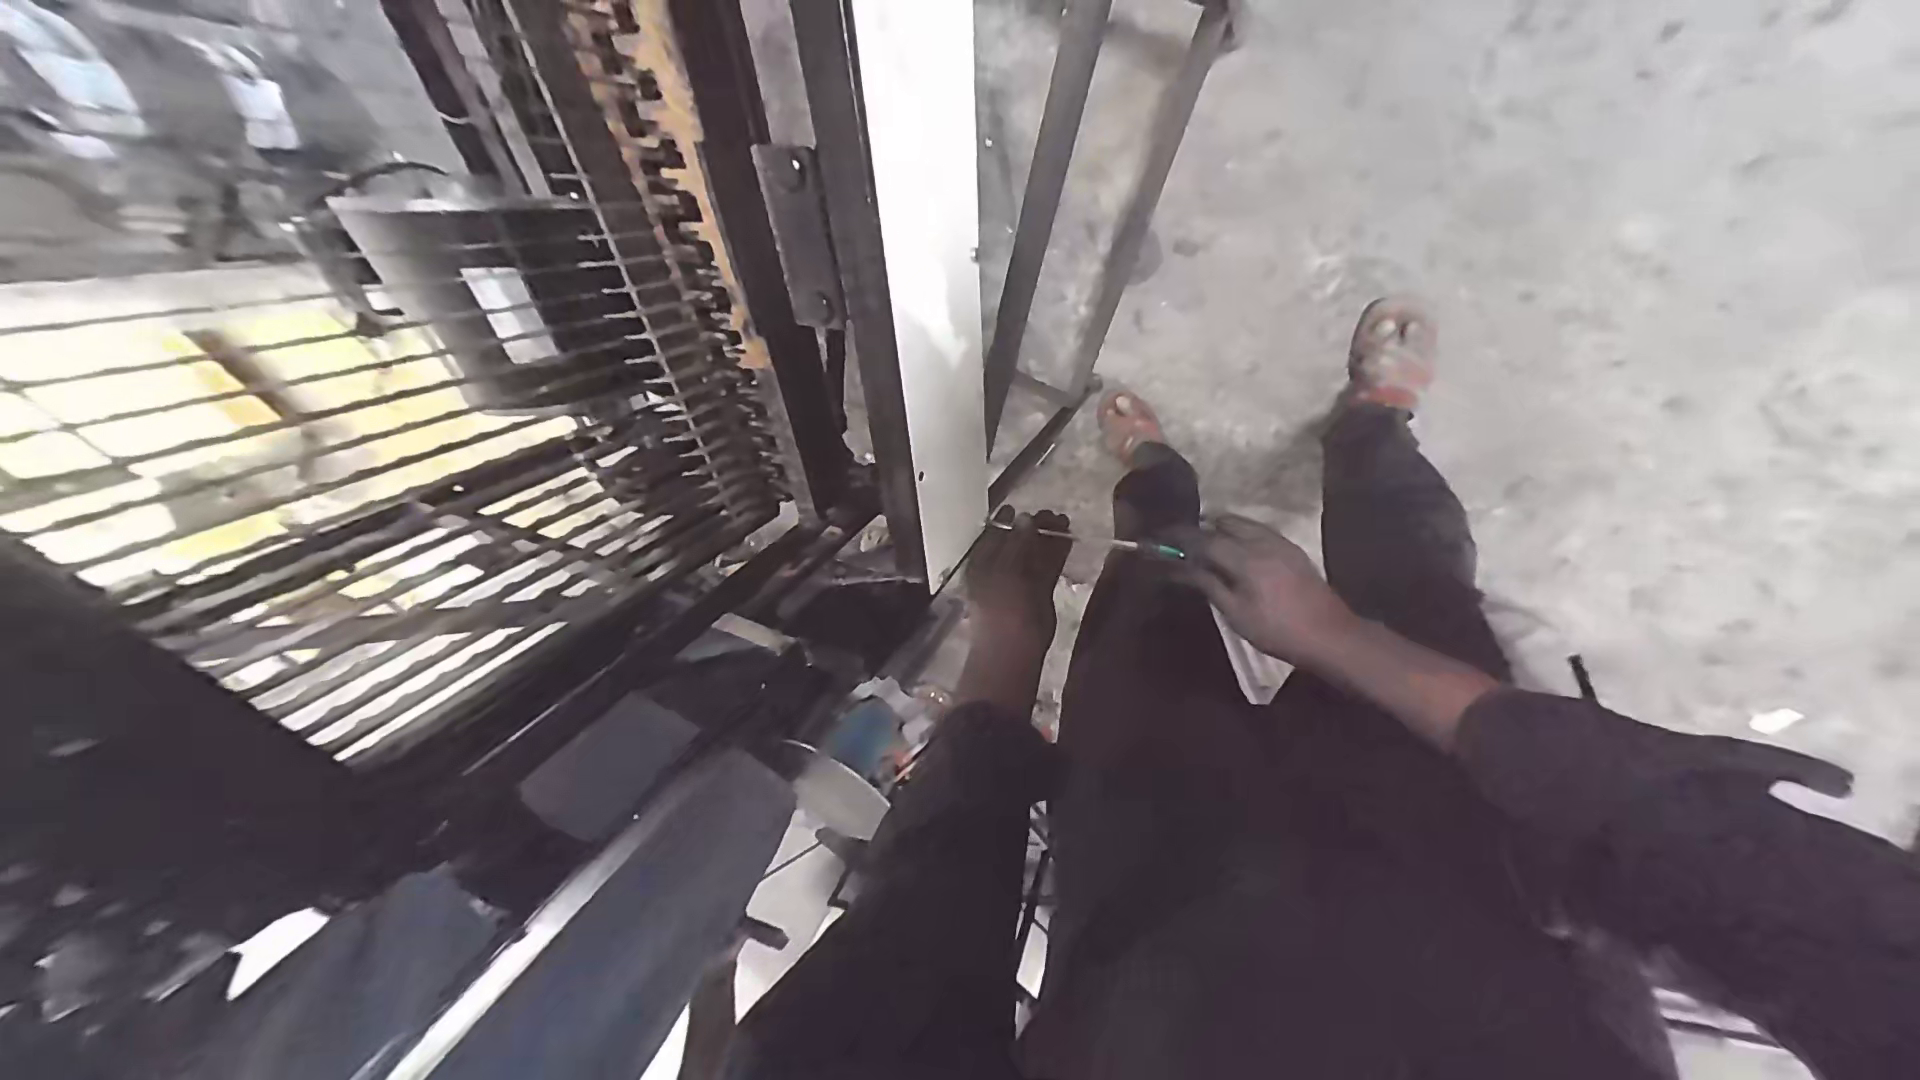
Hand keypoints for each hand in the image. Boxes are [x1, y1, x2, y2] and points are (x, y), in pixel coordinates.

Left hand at [958, 508, 1071, 714]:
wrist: (1012, 648)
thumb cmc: (1001, 606)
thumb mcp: (1004, 569)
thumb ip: (1016, 543)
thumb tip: (1025, 517)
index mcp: (981, 563)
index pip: (993, 535)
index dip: (1006, 521)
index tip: (1019, 507)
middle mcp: (1000, 569)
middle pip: (1017, 542)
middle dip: (1033, 527)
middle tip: (1051, 514)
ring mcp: (1021, 581)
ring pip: (1034, 553)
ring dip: (1048, 537)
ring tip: (1064, 521)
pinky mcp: (1040, 593)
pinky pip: (1048, 567)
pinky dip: (1057, 552)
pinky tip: (1067, 539)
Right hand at [1167, 513, 1355, 665]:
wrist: (1331, 636)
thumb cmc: (1277, 630)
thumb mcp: (1235, 612)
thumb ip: (1206, 583)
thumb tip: (1177, 567)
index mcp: (1245, 558)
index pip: (1203, 538)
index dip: (1178, 536)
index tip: (1158, 538)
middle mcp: (1262, 541)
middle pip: (1223, 522)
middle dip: (1200, 529)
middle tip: (1182, 545)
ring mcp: (1280, 542)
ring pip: (1242, 523)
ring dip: (1220, 530)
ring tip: (1206, 548)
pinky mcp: (1291, 549)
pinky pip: (1258, 530)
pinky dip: (1240, 534)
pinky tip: (1235, 553)